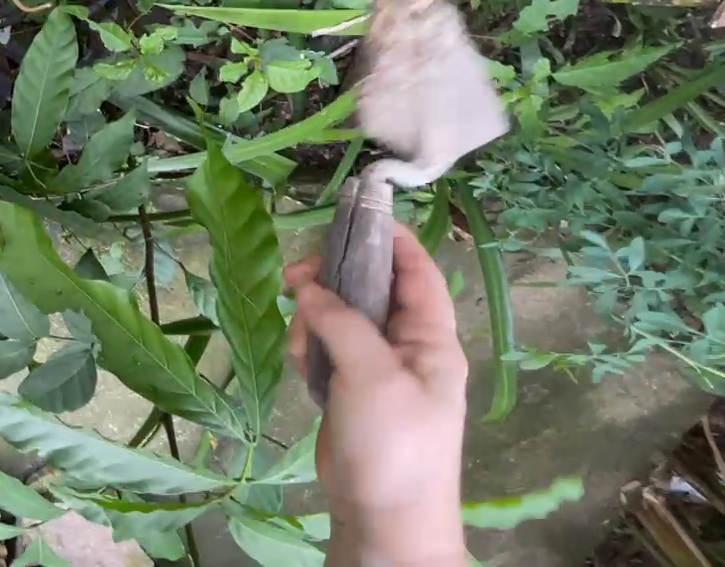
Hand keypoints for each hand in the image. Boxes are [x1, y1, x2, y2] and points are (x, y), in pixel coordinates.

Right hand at [287, 226, 466, 565]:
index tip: (357, 211)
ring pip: (334, 314)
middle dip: (330, 279)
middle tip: (294, 278)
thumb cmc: (393, 443)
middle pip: (367, 288)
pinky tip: (302, 369)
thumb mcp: (371, 375)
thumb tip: (307, 287)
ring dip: (310, 320)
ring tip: (302, 348)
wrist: (383, 513)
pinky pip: (320, 342)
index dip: (394, 239)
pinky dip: (305, 346)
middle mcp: (405, 346)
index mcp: (431, 341)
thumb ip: (340, 321)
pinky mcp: (347, 382)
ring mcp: (375, 365)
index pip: (419, 275)